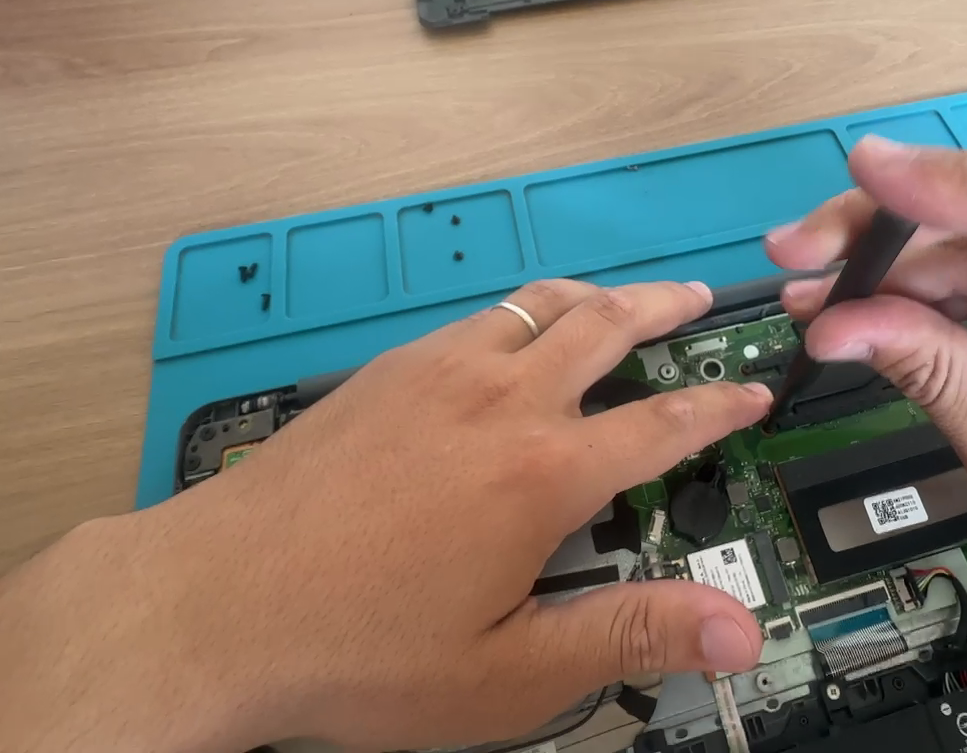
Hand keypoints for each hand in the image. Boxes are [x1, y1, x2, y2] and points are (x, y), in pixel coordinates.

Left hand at [127, 279, 773, 750]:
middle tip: (697, 296)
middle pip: (606, 323)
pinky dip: (529, 310)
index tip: (750, 391)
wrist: (215, 600)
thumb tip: (734, 630)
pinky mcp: (395, 366)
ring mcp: (443, 369)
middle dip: (664, 305)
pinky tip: (524, 331)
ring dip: (597, 295)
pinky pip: (484, 316)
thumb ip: (627, 637)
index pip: (662, 425)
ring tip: (624, 297)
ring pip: (543, 303)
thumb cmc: (361, 646)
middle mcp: (502, 398)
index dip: (718, 407)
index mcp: (541, 471)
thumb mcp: (506, 671)